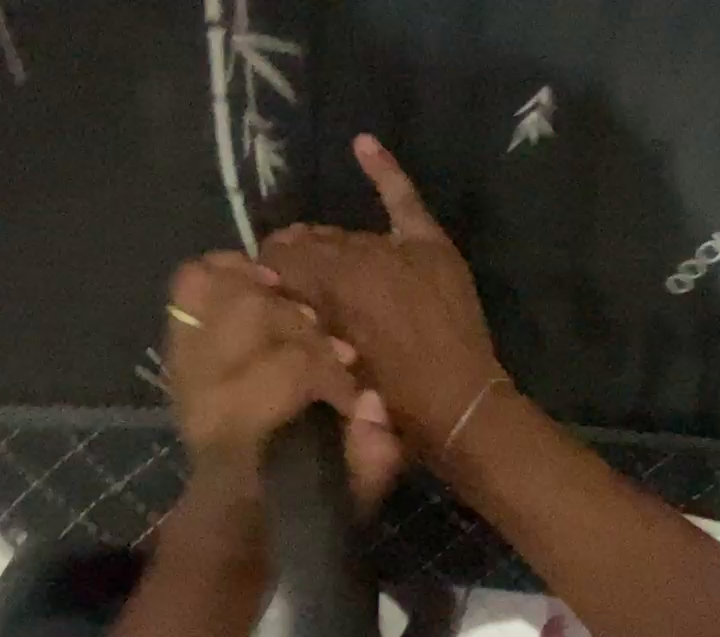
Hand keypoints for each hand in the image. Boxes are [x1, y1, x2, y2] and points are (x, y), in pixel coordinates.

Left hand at [162, 252, 402, 513]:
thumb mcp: (345, 506)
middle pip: (253, 314)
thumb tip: (371, 402)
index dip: (331, 372)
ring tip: (300, 312)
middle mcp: (204, 391)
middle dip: (303, 326)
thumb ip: (370, 463)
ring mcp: (185, 366)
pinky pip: (190, 289)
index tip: (352, 394)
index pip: (288, 369)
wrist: (230, 516)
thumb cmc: (292, 509)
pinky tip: (261, 281)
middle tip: (330, 349)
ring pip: (217, 291)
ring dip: (267, 292)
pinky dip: (225, 272)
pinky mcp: (178, 351)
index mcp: (242, 434)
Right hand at [261, 135, 508, 451]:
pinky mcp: (431, 249)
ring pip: (351, 235)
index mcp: (336, 290)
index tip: (258, 281)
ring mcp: (399, 250)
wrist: (461, 409)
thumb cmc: (394, 404)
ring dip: (327, 242)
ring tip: (307, 246)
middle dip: (294, 256)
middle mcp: (364, 258)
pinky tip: (363, 144)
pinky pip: (403, 201)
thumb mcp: (338, 369)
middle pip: (317, 245)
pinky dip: (385, 172)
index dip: (269, 271)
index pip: (287, 263)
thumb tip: (286, 299)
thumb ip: (312, 327)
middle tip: (280, 272)